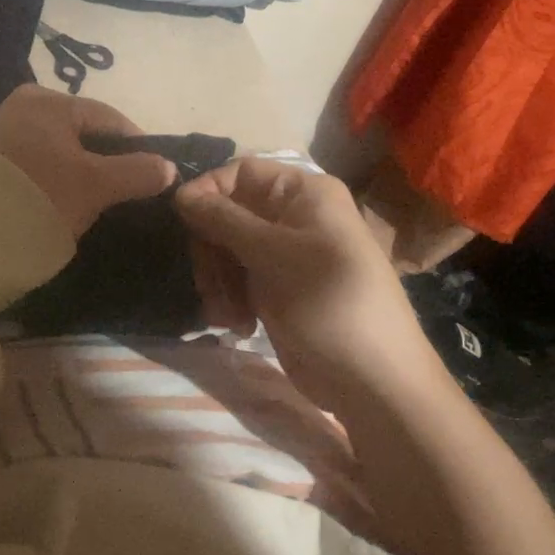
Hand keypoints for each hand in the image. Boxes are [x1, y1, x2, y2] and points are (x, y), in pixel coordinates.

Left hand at [0, 86, 176, 237]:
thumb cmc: (44, 197)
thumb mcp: (98, 184)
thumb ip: (138, 171)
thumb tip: (167, 167)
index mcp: (49, 99)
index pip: (109, 119)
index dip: (137, 146)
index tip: (154, 175)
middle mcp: (23, 104)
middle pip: (82, 132)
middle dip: (105, 158)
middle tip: (125, 190)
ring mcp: (3, 130)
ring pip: (60, 147)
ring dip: (79, 168)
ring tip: (96, 198)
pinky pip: (38, 161)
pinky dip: (54, 176)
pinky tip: (64, 199)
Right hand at [175, 157, 434, 406]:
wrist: (373, 382)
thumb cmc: (328, 303)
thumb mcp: (273, 255)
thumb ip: (223, 220)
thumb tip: (180, 193)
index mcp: (304, 193)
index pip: (240, 172)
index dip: (208, 192)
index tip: (182, 222)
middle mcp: (294, 216)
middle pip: (228, 214)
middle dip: (212, 250)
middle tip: (208, 285)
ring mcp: (286, 255)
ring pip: (227, 250)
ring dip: (219, 282)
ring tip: (229, 317)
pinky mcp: (278, 289)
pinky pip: (239, 279)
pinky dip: (231, 300)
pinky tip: (239, 326)